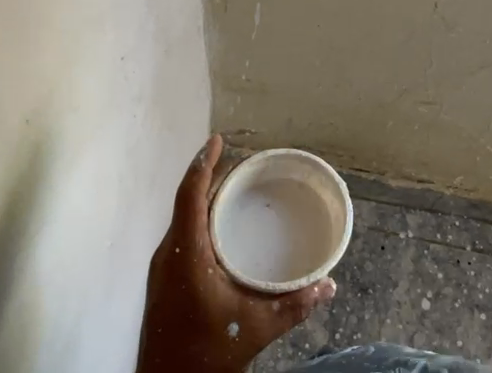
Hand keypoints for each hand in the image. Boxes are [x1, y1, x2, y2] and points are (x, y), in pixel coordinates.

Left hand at [136, 136, 335, 372]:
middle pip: (186, 201)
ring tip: (234, 189)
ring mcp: (162, 268)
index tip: (218, 139)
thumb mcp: (256, 328)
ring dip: (204, 198)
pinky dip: (200, 220)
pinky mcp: (164, 282)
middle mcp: (169, 253)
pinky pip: (181, 235)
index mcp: (186, 253)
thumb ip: (295, 305)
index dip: (203, 163)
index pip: (190, 194)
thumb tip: (329, 285)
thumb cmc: (207, 353)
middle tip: (241, 163)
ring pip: (182, 219)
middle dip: (211, 176)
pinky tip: (220, 230)